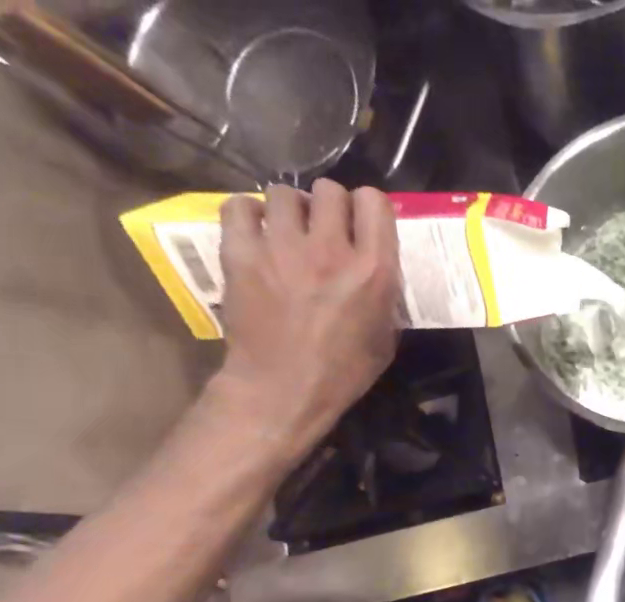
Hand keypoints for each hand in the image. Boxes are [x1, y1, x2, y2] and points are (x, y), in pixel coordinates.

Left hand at [205, 179, 400, 461]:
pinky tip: (255, 231)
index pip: (375, 201)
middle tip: (324, 229)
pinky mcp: (241, 253)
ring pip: (284, 193)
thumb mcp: (385, 337)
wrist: (283, 390)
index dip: (369, 208)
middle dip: (329, 206)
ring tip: (287, 232)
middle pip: (330, 190)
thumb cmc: (343, 372)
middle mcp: (330, 248)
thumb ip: (385, 295)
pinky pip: (239, 206)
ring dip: (290, 209)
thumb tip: (379, 271)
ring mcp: (282, 247)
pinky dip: (248, 214)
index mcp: (373, 270)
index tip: (362, 225)